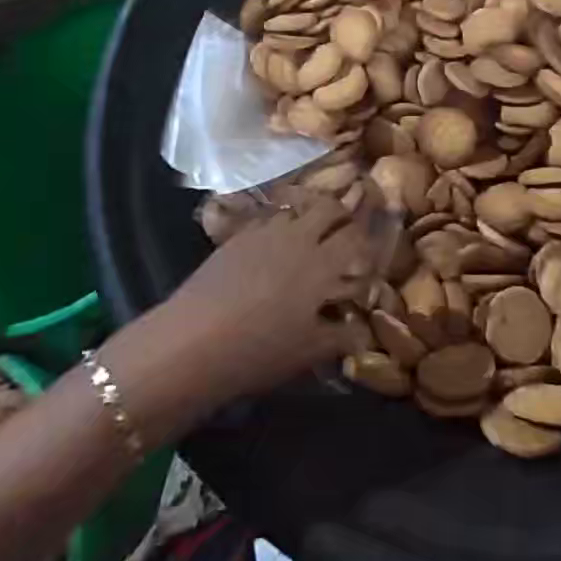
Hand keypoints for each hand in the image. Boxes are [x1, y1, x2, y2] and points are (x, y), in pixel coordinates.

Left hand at [128, 192, 376, 402]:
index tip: (367, 251)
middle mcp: (299, 238)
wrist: (193, 341)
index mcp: (323, 263)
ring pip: (295, 208)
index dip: (365, 240)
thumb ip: (342, 336)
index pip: (355, 238)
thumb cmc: (260, 350)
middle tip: (343, 229)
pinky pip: (265, 220)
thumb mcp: (309, 352)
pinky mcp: (237, 238)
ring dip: (307, 216)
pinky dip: (277, 226)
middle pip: (328, 208)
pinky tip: (271, 246)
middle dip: (340, 213)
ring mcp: (265, 233)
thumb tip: (363, 331)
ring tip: (307, 233)